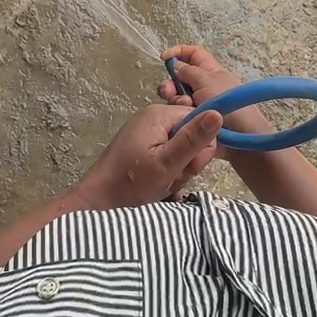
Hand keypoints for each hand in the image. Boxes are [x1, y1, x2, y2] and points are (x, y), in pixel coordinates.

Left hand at [72, 105, 222, 209]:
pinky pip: (168, 155)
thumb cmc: (130, 184)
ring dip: (178, 169)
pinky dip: (167, 171)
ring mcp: (146, 132)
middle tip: (171, 176)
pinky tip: (157, 183)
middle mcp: (153, 118)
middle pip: (191, 134)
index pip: (200, 119)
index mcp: (158, 114)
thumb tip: (219, 113)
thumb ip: (193, 140)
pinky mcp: (143, 147)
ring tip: (162, 182)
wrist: (97, 203)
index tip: (189, 166)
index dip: (200, 145)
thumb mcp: (167, 164)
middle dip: (188, 160)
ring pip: (181, 148)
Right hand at [159, 45, 272, 161]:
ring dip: (176, 100)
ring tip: (183, 107)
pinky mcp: (194, 121)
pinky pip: (180, 114)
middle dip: (171, 83)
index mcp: (211, 72)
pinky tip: (182, 119)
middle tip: (168, 92)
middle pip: (180, 78)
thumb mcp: (207, 81)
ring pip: (177, 97)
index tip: (163, 58)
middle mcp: (204, 86)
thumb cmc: (228, 103)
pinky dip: (179, 114)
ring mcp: (199, 105)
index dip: (179, 52)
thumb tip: (177, 65)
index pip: (193, 54)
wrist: (239, 138)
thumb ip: (189, 71)